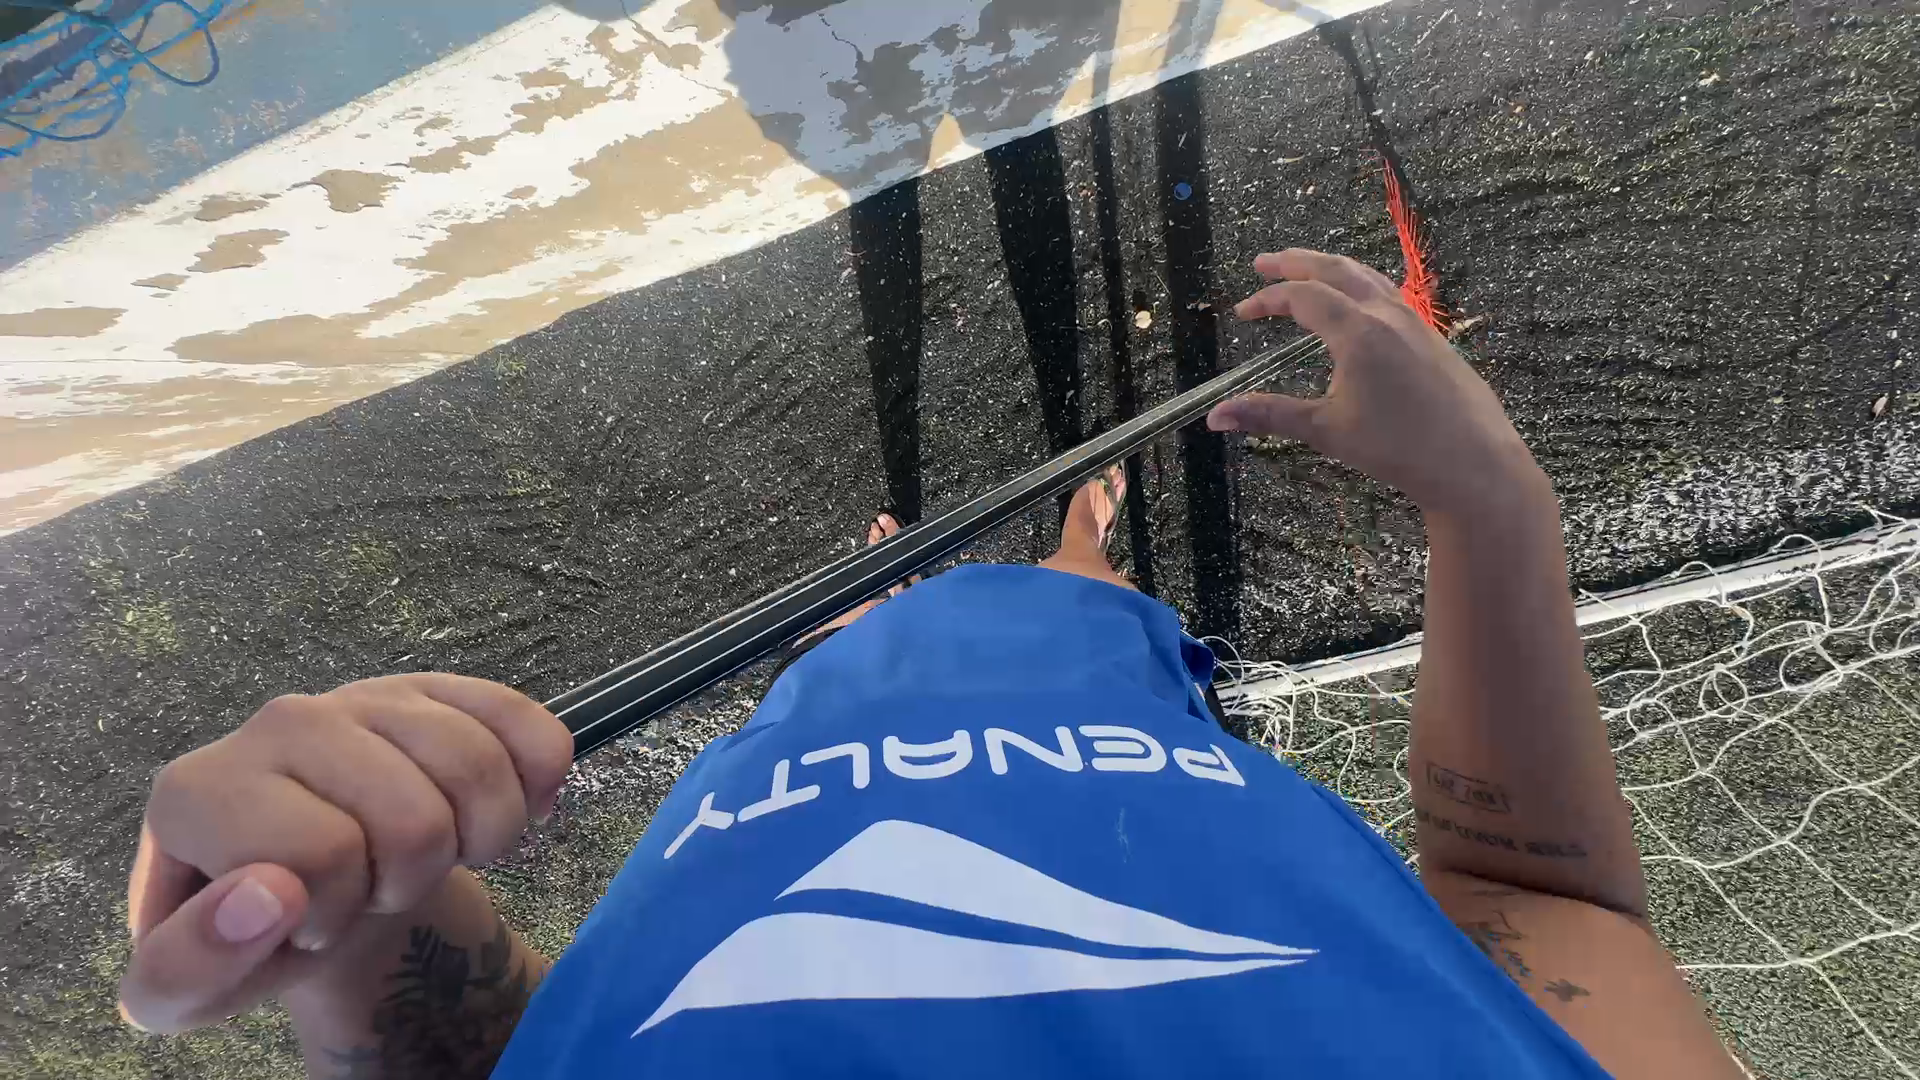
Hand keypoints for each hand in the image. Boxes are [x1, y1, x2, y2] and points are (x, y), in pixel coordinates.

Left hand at [119, 674, 570, 1034]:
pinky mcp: (446, 685)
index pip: (319, 854)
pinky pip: (526, 722)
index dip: (337, 910)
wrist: (323, 876)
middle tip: (384, 886)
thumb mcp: (191, 988)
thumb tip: (268, 895)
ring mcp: (377, 694)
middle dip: (419, 878)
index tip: (314, 919)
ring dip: (486, 835)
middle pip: (416, 818)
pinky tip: (520, 805)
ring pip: (480, 767)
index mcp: (206, 788)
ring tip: (444, 849)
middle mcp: (289, 719)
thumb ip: (193, 964)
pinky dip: (542, 777)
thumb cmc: (259, 928)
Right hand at [1208, 249, 1548, 519]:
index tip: (1242, 312)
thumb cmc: (1395, 446)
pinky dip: (1357, 286)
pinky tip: (1354, 304)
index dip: (1268, 299)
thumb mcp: (1323, 430)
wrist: (1473, 461)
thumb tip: (1214, 416)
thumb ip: (1267, 415)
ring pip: (1366, 278)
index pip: (1303, 297)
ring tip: (1306, 272)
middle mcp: (1387, 315)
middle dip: (1297, 263)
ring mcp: (1415, 322)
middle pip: (1336, 270)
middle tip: (1265, 261)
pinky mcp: (1430, 336)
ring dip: (1330, 269)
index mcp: (1358, 332)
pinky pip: (1387, 294)